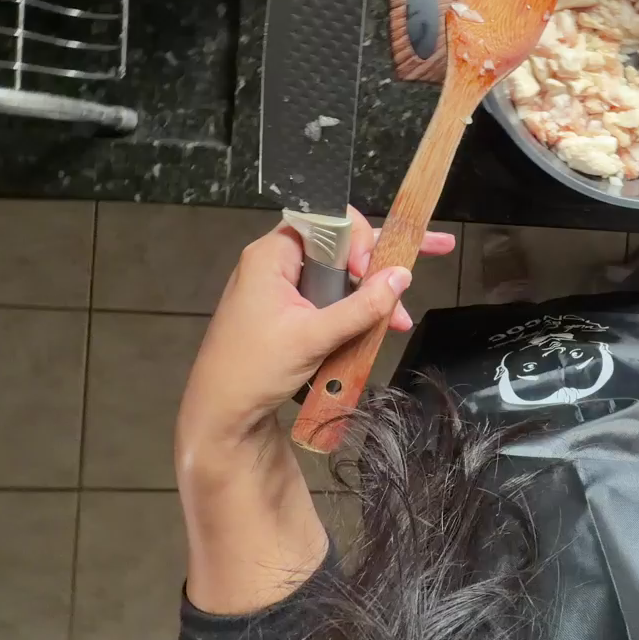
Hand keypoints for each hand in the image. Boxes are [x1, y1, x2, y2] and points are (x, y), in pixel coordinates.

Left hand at [176, 207, 455, 464]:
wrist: (222, 417)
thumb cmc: (254, 370)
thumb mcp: (314, 337)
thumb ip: (362, 306)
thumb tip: (403, 275)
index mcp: (272, 255)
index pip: (326, 222)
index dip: (357, 237)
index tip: (371, 268)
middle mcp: (279, 264)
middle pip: (340, 246)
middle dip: (378, 265)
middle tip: (416, 271)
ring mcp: (286, 290)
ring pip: (342, 277)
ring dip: (373, 295)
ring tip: (400, 321)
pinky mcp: (293, 313)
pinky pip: (334, 299)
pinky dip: (359, 311)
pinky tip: (385, 326)